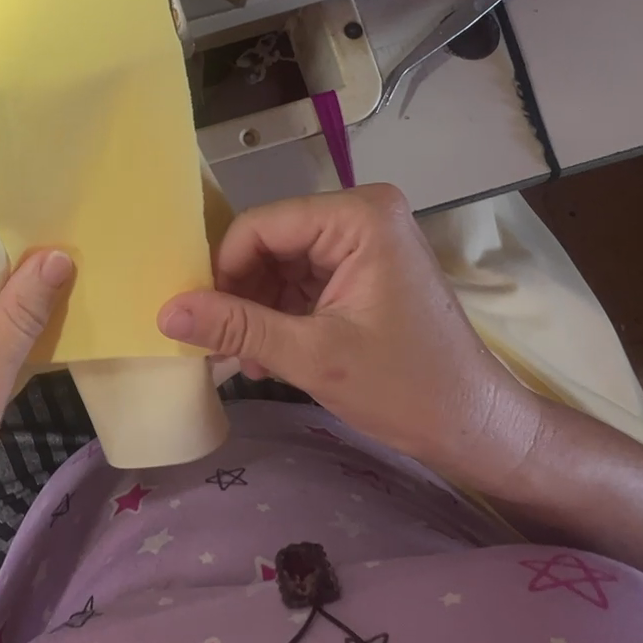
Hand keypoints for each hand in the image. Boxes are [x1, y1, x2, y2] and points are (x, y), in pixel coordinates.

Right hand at [156, 185, 542, 487]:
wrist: (477, 429)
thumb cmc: (405, 389)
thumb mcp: (311, 356)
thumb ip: (235, 326)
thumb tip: (164, 311)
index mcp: (357, 216)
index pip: (260, 226)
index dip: (223, 271)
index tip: (202, 320)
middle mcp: (359, 214)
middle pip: (268, 242)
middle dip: (241, 294)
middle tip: (222, 346)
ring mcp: (362, 240)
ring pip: (278, 263)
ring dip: (256, 309)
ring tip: (246, 359)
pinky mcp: (361, 268)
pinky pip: (299, 278)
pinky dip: (278, 314)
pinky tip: (267, 354)